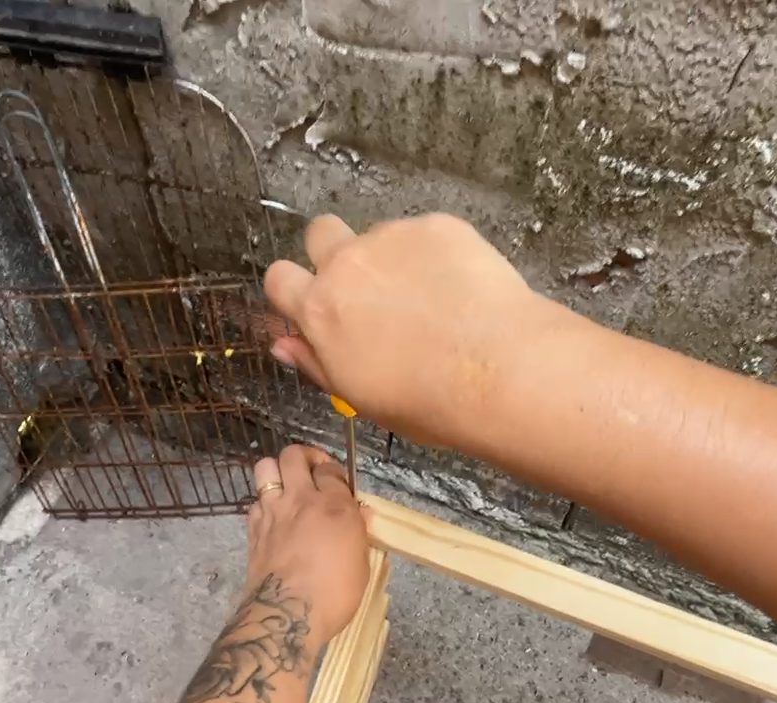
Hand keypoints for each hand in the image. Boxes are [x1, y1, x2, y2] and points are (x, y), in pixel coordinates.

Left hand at [244, 444, 369, 645]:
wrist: (286, 615)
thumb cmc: (334, 595)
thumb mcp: (361, 564)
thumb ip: (357, 532)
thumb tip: (358, 514)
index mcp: (335, 506)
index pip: (331, 469)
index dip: (335, 473)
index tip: (339, 485)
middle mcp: (301, 500)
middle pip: (294, 455)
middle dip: (305, 457)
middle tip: (313, 472)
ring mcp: (273, 512)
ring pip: (265, 467)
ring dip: (278, 471)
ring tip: (288, 487)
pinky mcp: (253, 529)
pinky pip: (255, 500)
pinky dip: (265, 503)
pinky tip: (274, 518)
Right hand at [263, 214, 543, 448]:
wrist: (496, 371)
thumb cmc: (427, 401)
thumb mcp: (360, 397)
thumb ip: (317, 363)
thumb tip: (284, 346)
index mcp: (321, 310)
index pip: (279, 279)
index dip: (295, 290)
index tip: (315, 305)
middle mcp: (348, 264)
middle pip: (319, 234)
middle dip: (334, 253)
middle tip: (367, 290)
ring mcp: (393, 238)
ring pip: (379, 236)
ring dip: (392, 259)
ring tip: (429, 300)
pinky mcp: (437, 226)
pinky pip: (425, 234)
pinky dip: (435, 255)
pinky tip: (459, 290)